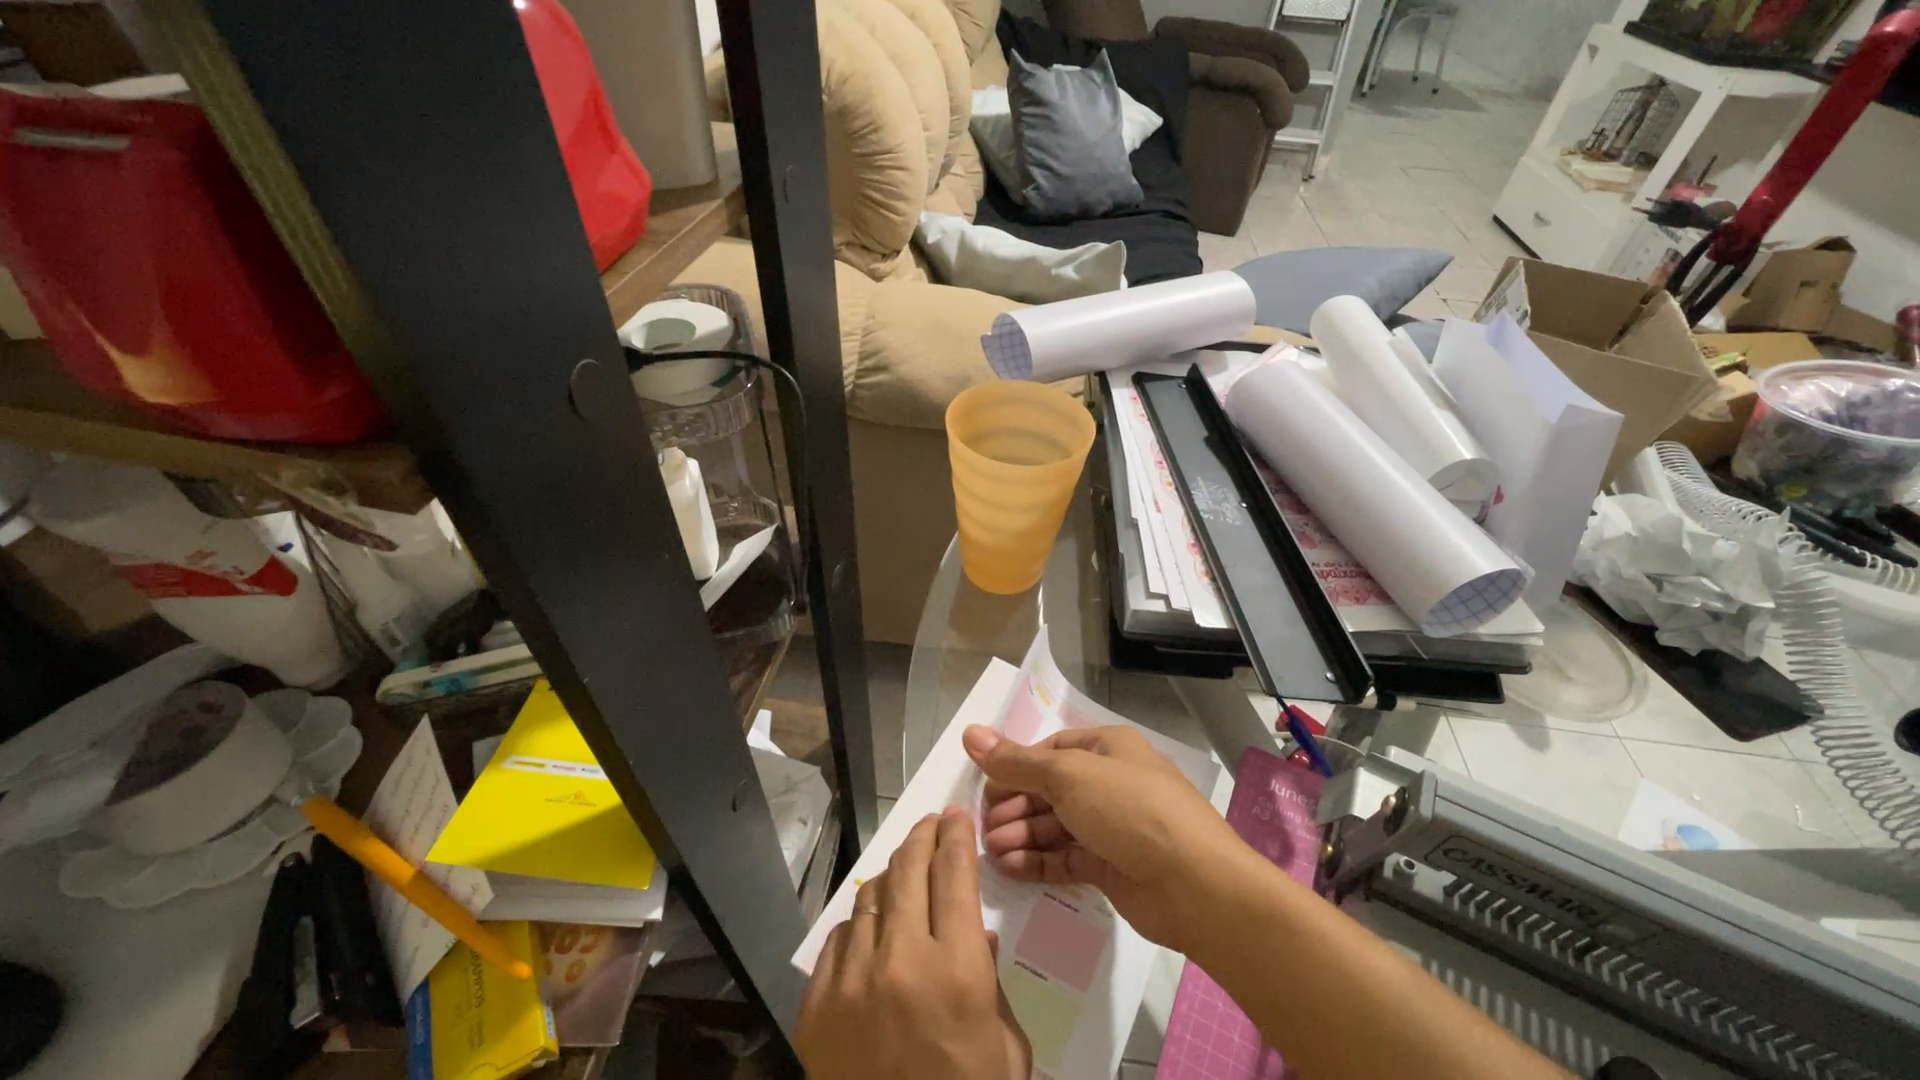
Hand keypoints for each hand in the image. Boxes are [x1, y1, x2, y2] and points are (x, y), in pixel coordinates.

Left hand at [795, 809, 1029, 1079]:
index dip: (956, 837)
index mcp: (956, 970)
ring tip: (902, 873)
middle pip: (908, 872)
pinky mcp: (818, 1005)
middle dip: (921, 838)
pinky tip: (870, 931)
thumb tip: (974, 934)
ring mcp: (852, 981)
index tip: (956, 816)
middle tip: (930, 824)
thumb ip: (989, 979)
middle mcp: (901, 961)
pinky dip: (859, 927)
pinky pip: (839, 941)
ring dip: (890, 880)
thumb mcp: (1004, 1044)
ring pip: (869, 900)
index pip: (955, 875)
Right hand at [963, 724, 1246, 953]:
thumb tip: (970, 733)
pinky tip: (1010, 868)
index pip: (1052, 750)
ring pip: (1056, 826)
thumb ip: (1017, 761)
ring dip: (1022, 835)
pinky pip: (1067, 858)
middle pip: (1051, 789)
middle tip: (983, 826)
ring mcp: (1113, 827)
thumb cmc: (1131, 811)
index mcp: (1109, 748)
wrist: (1195, 885)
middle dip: (1015, 805)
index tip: (984, 787)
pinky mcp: (1112, 868)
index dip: (1017, 766)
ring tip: (992, 851)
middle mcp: (1111, 783)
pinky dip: (1038, 861)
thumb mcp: (1068, 776)